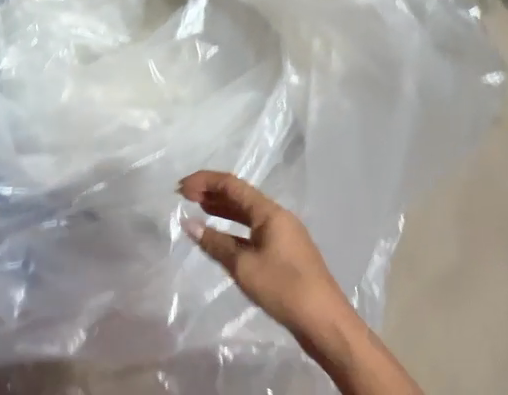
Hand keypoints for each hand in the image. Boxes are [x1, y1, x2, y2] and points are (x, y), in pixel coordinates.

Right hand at [178, 171, 349, 332]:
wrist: (327, 325)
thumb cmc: (284, 289)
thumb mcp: (243, 266)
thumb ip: (214, 242)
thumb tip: (188, 223)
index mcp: (270, 213)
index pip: (231, 184)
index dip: (203, 181)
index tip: (180, 189)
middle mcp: (278, 217)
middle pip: (240, 195)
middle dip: (211, 192)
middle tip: (184, 197)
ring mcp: (285, 235)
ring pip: (247, 213)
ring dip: (222, 209)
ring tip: (198, 209)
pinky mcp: (286, 253)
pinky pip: (254, 229)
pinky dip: (234, 227)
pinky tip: (222, 237)